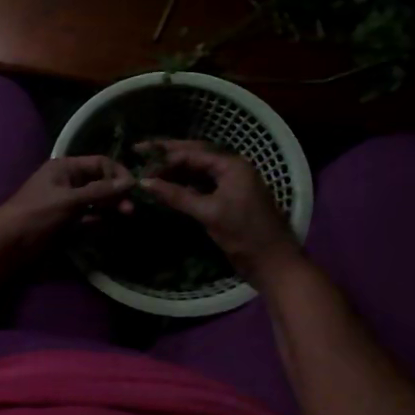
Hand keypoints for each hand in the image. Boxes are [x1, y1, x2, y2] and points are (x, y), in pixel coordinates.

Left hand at [0, 156, 135, 257]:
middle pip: (100, 182)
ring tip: (125, 217)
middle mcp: (68, 181)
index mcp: (65, 167)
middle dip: (116, 193)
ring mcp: (67, 202)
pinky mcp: (66, 222)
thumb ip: (100, 191)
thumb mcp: (70, 200)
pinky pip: (89, 218)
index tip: (134, 189)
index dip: (118, 174)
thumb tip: (131, 182)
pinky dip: (99, 221)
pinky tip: (110, 227)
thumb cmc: (36, 215)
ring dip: (110, 207)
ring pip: (96, 201)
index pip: (100, 163)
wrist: (8, 244)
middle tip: (130, 210)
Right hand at [137, 140, 303, 284]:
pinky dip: (184, 185)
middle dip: (168, 154)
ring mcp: (231, 184)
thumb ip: (177, 196)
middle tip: (140, 151)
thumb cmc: (245, 234)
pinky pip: (202, 185)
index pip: (192, 153)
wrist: (274, 263)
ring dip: (174, 170)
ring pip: (197, 171)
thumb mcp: (209, 213)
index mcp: (232, 165)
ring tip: (149, 169)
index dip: (165, 156)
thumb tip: (144, 183)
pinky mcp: (228, 200)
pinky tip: (167, 187)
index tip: (140, 161)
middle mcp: (232, 168)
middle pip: (195, 155)